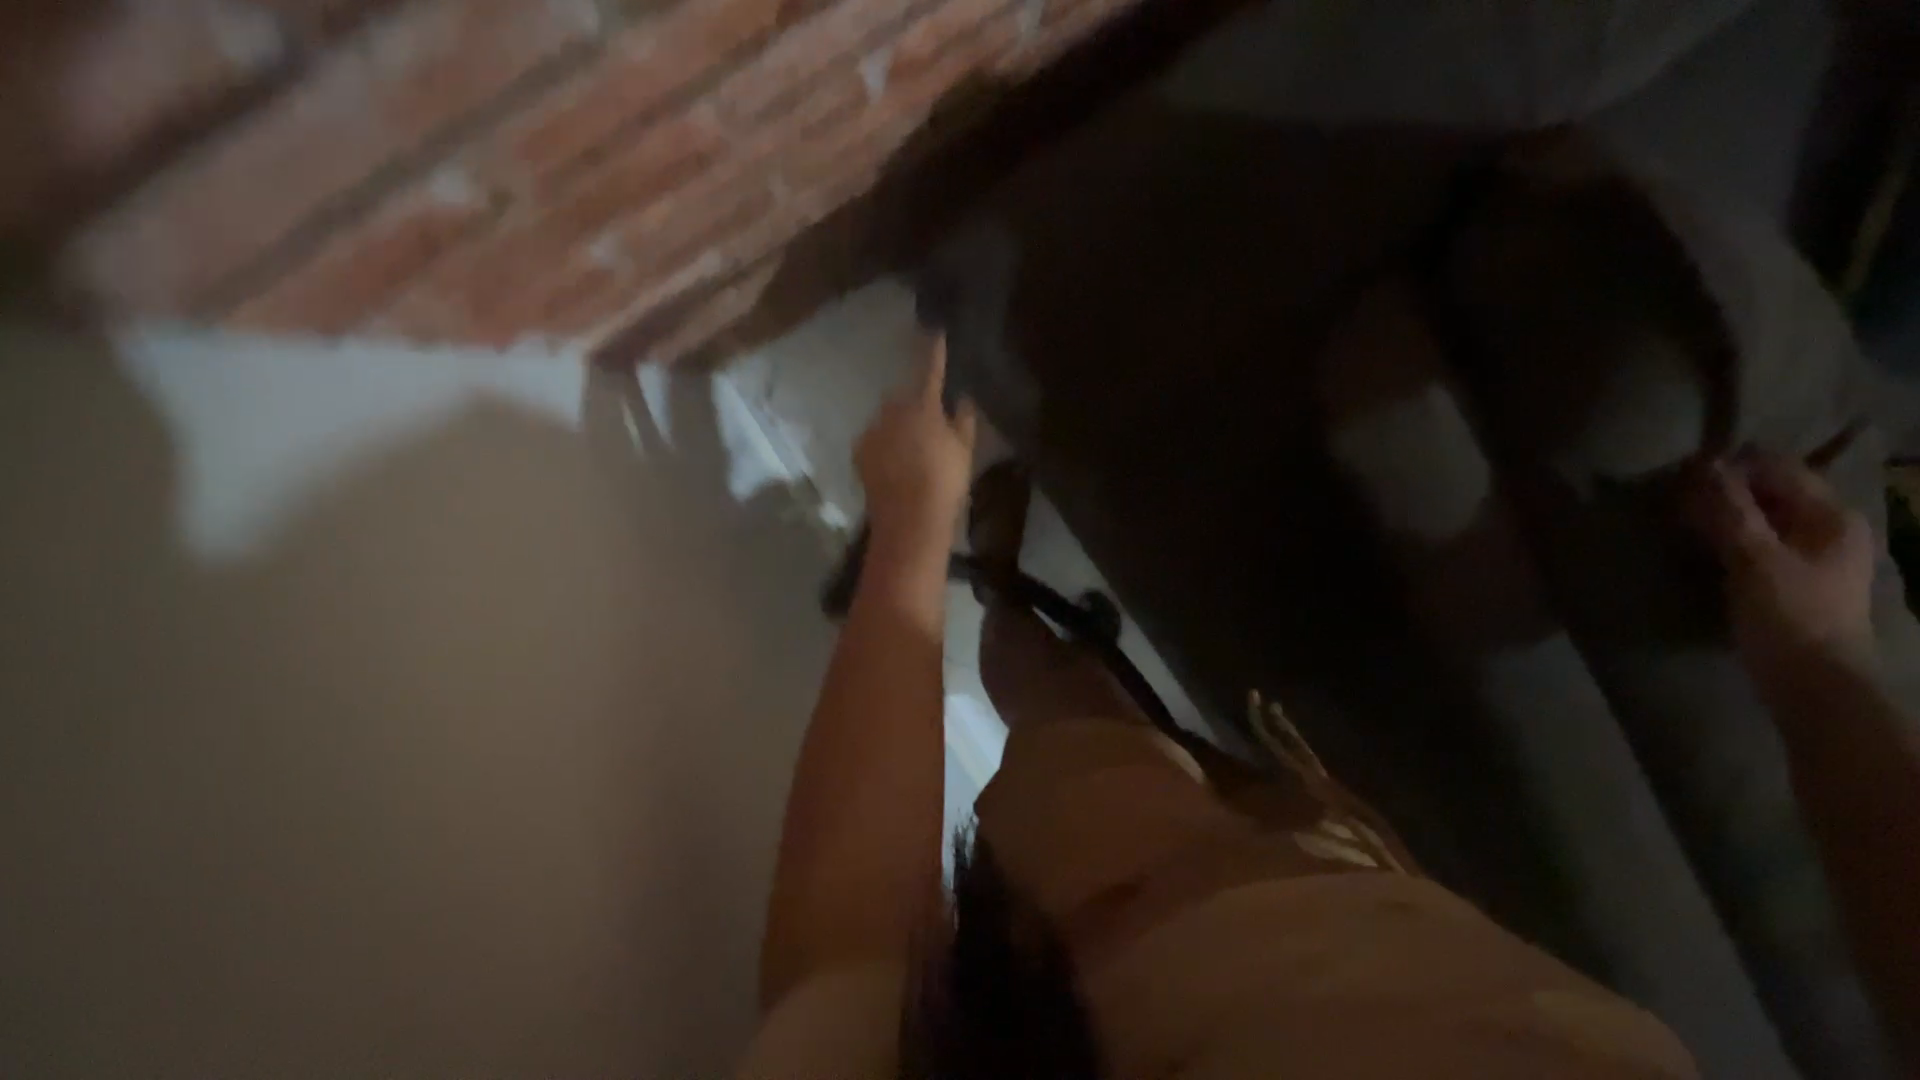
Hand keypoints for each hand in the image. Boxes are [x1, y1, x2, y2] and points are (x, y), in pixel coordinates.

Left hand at [855, 335, 977, 558]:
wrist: (909, 520)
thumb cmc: (944, 482)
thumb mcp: (965, 450)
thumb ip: (963, 419)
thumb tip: (961, 399)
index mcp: (922, 404)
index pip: (931, 368)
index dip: (935, 350)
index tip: (936, 331)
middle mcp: (892, 410)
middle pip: (905, 397)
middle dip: (915, 402)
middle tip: (930, 423)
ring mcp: (872, 430)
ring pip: (888, 418)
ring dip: (899, 425)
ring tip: (913, 448)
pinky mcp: (860, 451)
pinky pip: (876, 438)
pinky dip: (886, 443)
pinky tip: (897, 462)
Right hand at [1686, 453, 1876, 672]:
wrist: (1813, 682)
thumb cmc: (1789, 615)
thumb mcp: (1755, 559)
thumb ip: (1731, 511)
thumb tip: (1705, 466)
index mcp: (1831, 516)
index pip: (1778, 469)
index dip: (1731, 466)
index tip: (1682, 474)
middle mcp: (1828, 528)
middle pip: (1771, 492)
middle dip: (1723, 490)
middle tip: (1674, 497)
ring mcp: (1812, 554)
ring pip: (1761, 517)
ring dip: (1721, 513)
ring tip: (1679, 518)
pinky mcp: (1791, 577)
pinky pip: (1756, 541)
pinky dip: (1728, 535)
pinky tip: (1700, 544)